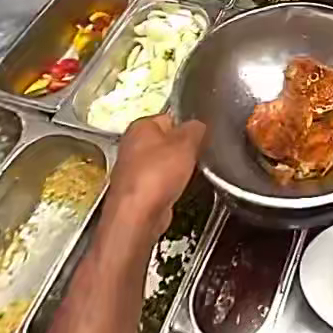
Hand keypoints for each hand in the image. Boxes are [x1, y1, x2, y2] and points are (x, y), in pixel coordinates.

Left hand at [107, 113, 205, 236]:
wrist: (137, 215)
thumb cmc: (159, 174)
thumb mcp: (186, 144)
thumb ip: (196, 129)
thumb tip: (199, 124)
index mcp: (140, 126)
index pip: (171, 117)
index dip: (189, 127)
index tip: (201, 138)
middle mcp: (131, 144)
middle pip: (166, 140)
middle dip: (182, 148)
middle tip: (197, 156)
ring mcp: (131, 168)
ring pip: (163, 162)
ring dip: (176, 168)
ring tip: (188, 174)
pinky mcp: (135, 189)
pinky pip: (159, 180)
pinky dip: (168, 184)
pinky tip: (176, 189)